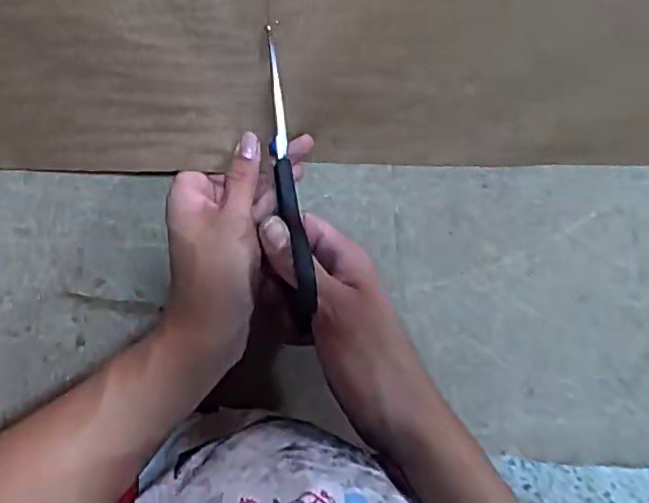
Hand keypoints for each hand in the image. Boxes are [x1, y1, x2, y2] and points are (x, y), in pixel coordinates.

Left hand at [161, 131, 313, 378]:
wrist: (212, 334)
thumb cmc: (216, 273)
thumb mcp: (232, 220)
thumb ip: (242, 178)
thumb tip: (248, 138)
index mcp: (191, 192)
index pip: (219, 160)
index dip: (247, 148)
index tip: (273, 132)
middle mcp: (204, 205)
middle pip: (241, 176)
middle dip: (271, 162)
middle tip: (304, 143)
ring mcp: (221, 226)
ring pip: (252, 197)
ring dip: (278, 181)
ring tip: (306, 155)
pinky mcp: (237, 245)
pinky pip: (257, 219)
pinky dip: (276, 207)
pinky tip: (296, 188)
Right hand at [259, 212, 447, 454]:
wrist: (400, 425)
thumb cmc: (369, 358)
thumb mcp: (331, 306)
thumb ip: (298, 264)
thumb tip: (268, 222)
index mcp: (344, 256)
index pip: (301, 223)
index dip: (273, 228)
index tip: (247, 246)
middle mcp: (336, 271)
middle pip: (290, 253)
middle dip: (272, 270)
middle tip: (267, 294)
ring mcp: (330, 300)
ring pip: (289, 283)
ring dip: (278, 299)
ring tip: (281, 320)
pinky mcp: (324, 327)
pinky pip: (295, 310)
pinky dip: (287, 320)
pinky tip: (289, 336)